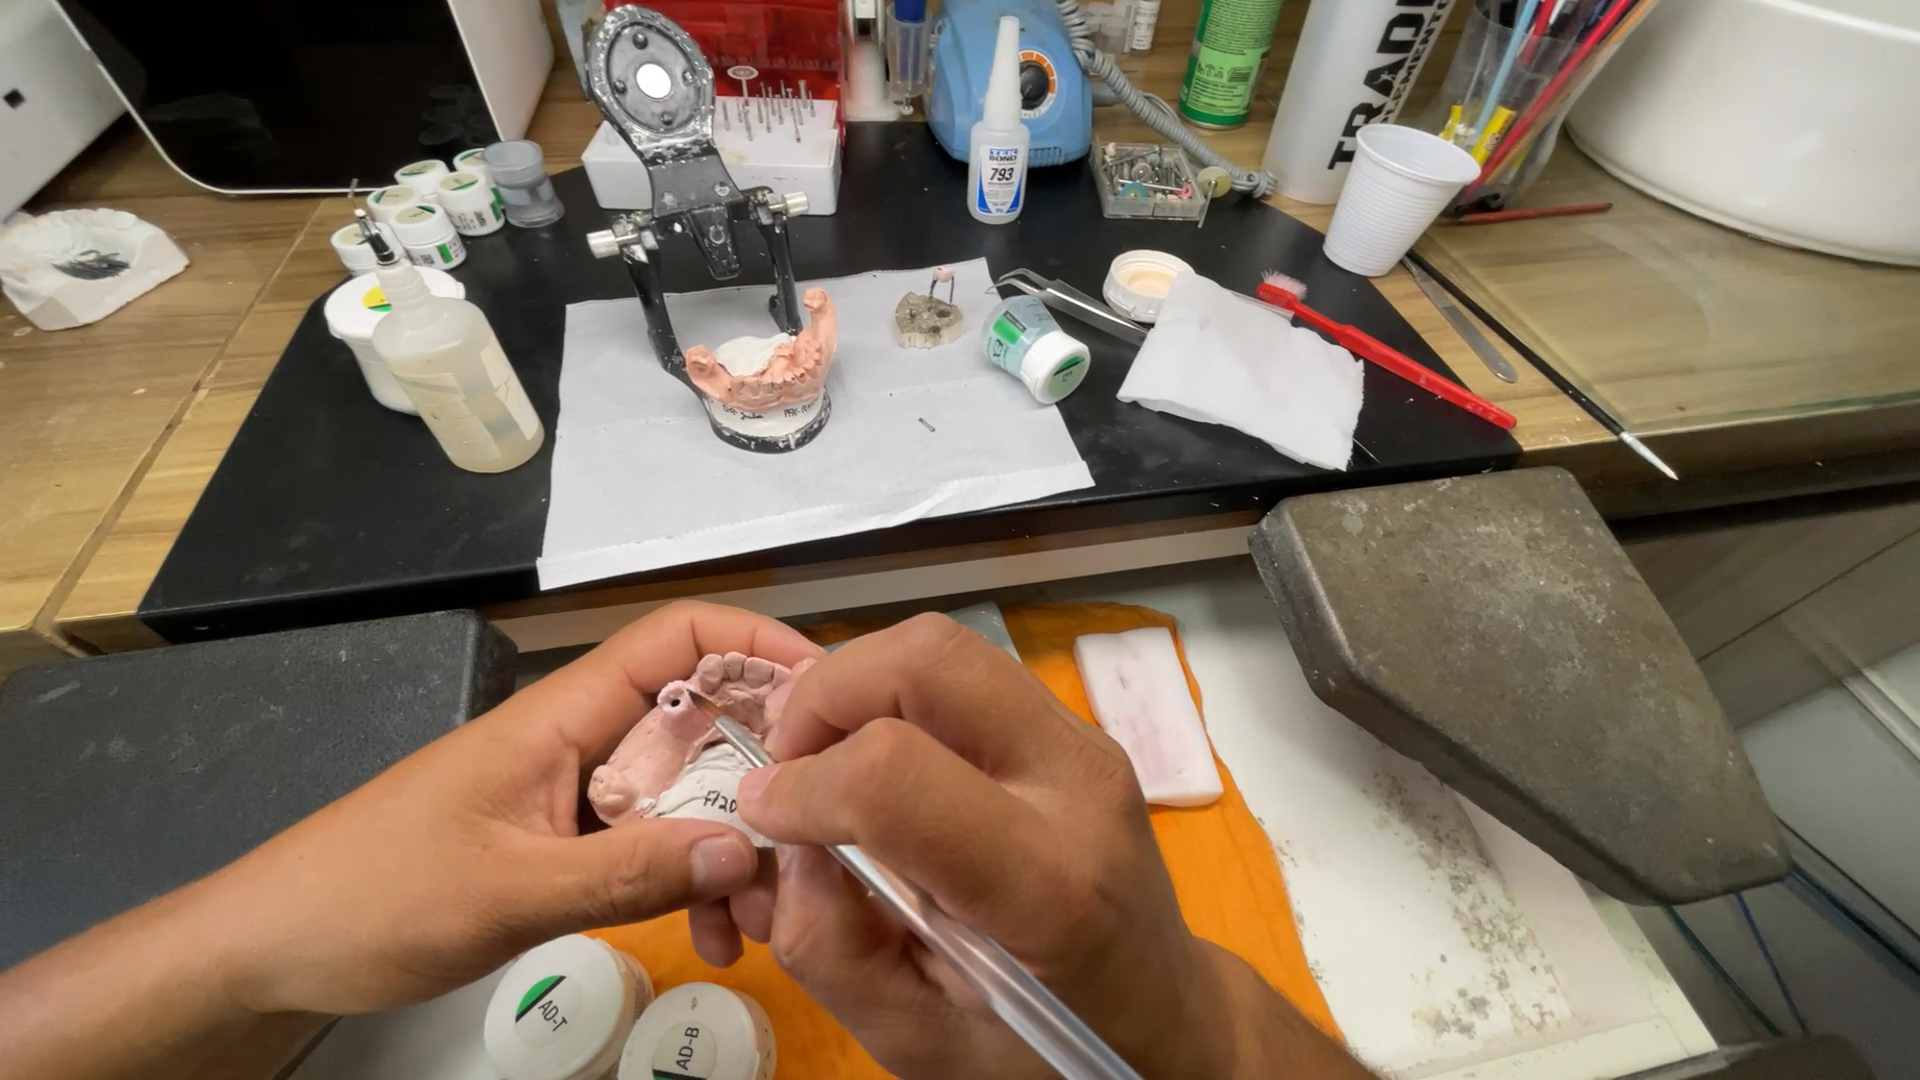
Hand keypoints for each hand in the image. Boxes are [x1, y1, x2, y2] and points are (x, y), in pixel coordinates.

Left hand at [207, 601, 822, 1015]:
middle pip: (706, 718)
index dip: (754, 641)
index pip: (680, 636)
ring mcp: (591, 789)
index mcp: (571, 711)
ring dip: (737, 839)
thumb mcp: (505, 892)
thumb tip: (745, 849)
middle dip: (766, 766)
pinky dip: (698, 878)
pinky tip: (719, 935)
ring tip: (766, 913)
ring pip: (693, 789)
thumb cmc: (371, 897)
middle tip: (816, 826)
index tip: (820, 688)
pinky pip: (664, 840)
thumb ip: (627, 874)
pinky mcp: (583, 835)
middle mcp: (594, 737)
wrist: (267, 953)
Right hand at [720, 614, 1236, 1078]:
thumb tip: (790, 837)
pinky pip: (966, 670)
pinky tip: (878, 745)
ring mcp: (1083, 738)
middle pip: (932, 660)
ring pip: (947, 646)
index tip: (765, 813)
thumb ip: (831, 946)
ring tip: (826, 749)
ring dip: (860, 682)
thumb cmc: (1046, 1050)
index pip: (898, 776)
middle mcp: (1075, 780)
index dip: (805, 785)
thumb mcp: (920, 1040)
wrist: (1163, 1011)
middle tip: (791, 757)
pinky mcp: (1072, 724)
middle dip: (830, 691)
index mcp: (1048, 883)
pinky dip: (896, 688)